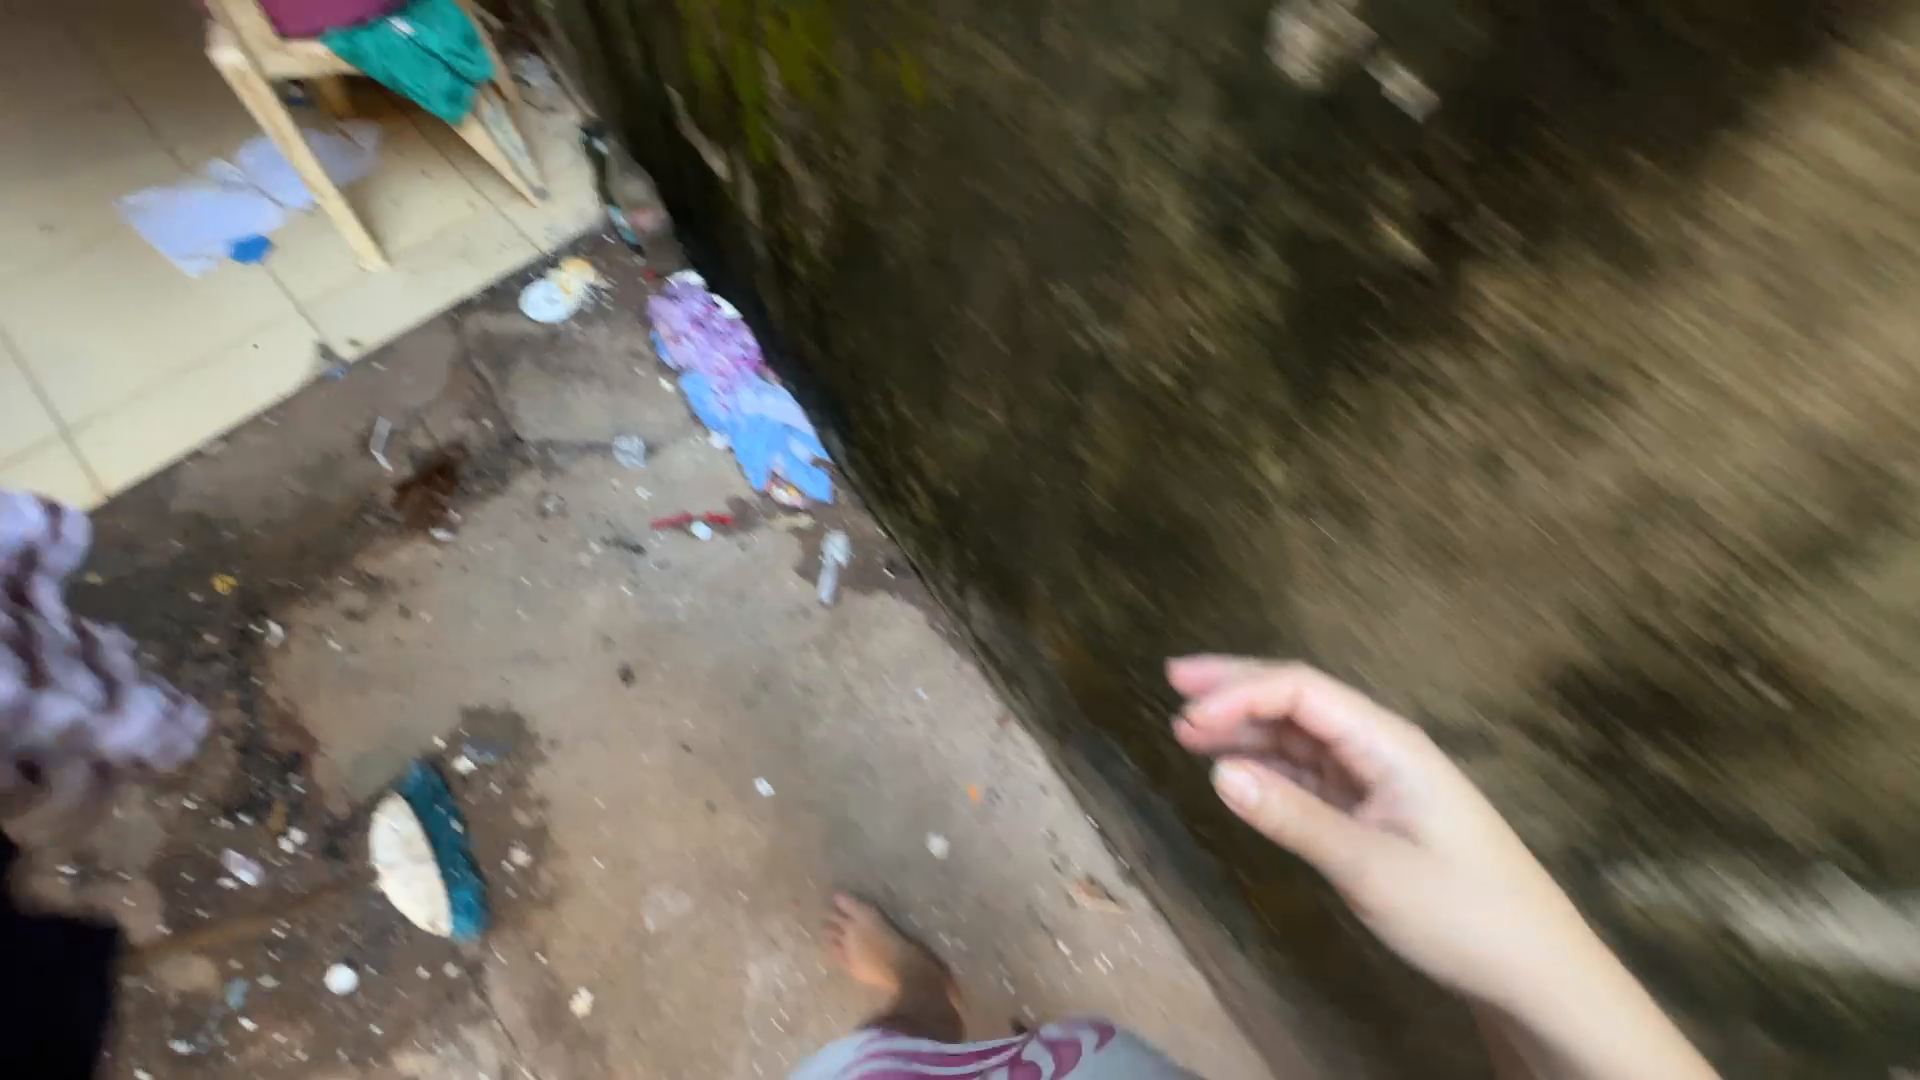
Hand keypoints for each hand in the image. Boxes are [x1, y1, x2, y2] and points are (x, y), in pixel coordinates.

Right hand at [1167, 656, 1593, 1007]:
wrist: (1540, 976)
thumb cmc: (1465, 915)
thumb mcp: (1372, 868)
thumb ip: (1292, 817)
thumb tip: (1217, 772)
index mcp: (1387, 742)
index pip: (1300, 691)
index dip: (1239, 693)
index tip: (1187, 716)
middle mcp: (1376, 746)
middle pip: (1295, 696)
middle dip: (1234, 685)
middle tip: (1173, 680)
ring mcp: (1371, 776)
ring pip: (1295, 733)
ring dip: (1242, 727)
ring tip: (1186, 730)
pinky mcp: (1366, 807)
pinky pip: (1303, 771)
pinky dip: (1263, 764)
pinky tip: (1232, 768)